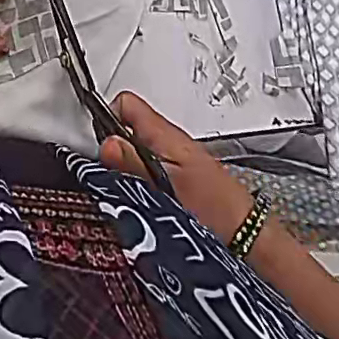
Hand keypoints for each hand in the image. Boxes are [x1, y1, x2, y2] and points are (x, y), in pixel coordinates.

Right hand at [98, 91, 256, 241]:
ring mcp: (171, 160)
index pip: (125, 104)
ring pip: (134, 150)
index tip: (93, 142)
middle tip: (103, 172)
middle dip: (109, 146)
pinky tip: (137, 200)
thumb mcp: (168, 187)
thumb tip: (107, 143)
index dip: (105, 117)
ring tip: (119, 190)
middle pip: (125, 127)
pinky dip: (135, 180)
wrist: (246, 235)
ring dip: (122, 166)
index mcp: (164, 135)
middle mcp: (167, 142)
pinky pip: (145, 167)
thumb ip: (135, 165)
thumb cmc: (216, 209)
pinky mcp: (174, 177)